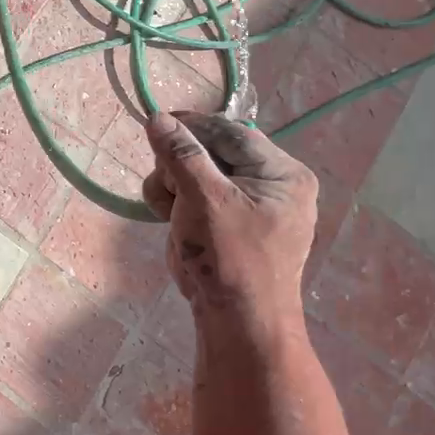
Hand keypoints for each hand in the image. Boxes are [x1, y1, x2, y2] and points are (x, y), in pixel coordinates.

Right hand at [142, 111, 316, 339]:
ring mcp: (245, 199)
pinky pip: (189, 189)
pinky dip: (173, 199)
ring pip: (190, 167)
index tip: (152, 127)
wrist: (236, 316)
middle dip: (178, 163)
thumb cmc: (230, 256)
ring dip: (170, 182)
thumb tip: (157, 117)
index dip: (189, 127)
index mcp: (282, 173)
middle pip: (207, 147)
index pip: (227, 131)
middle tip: (172, 187)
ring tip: (173, 209)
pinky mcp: (223, 215)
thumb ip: (181, 154)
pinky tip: (172, 217)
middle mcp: (269, 181)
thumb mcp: (205, 199)